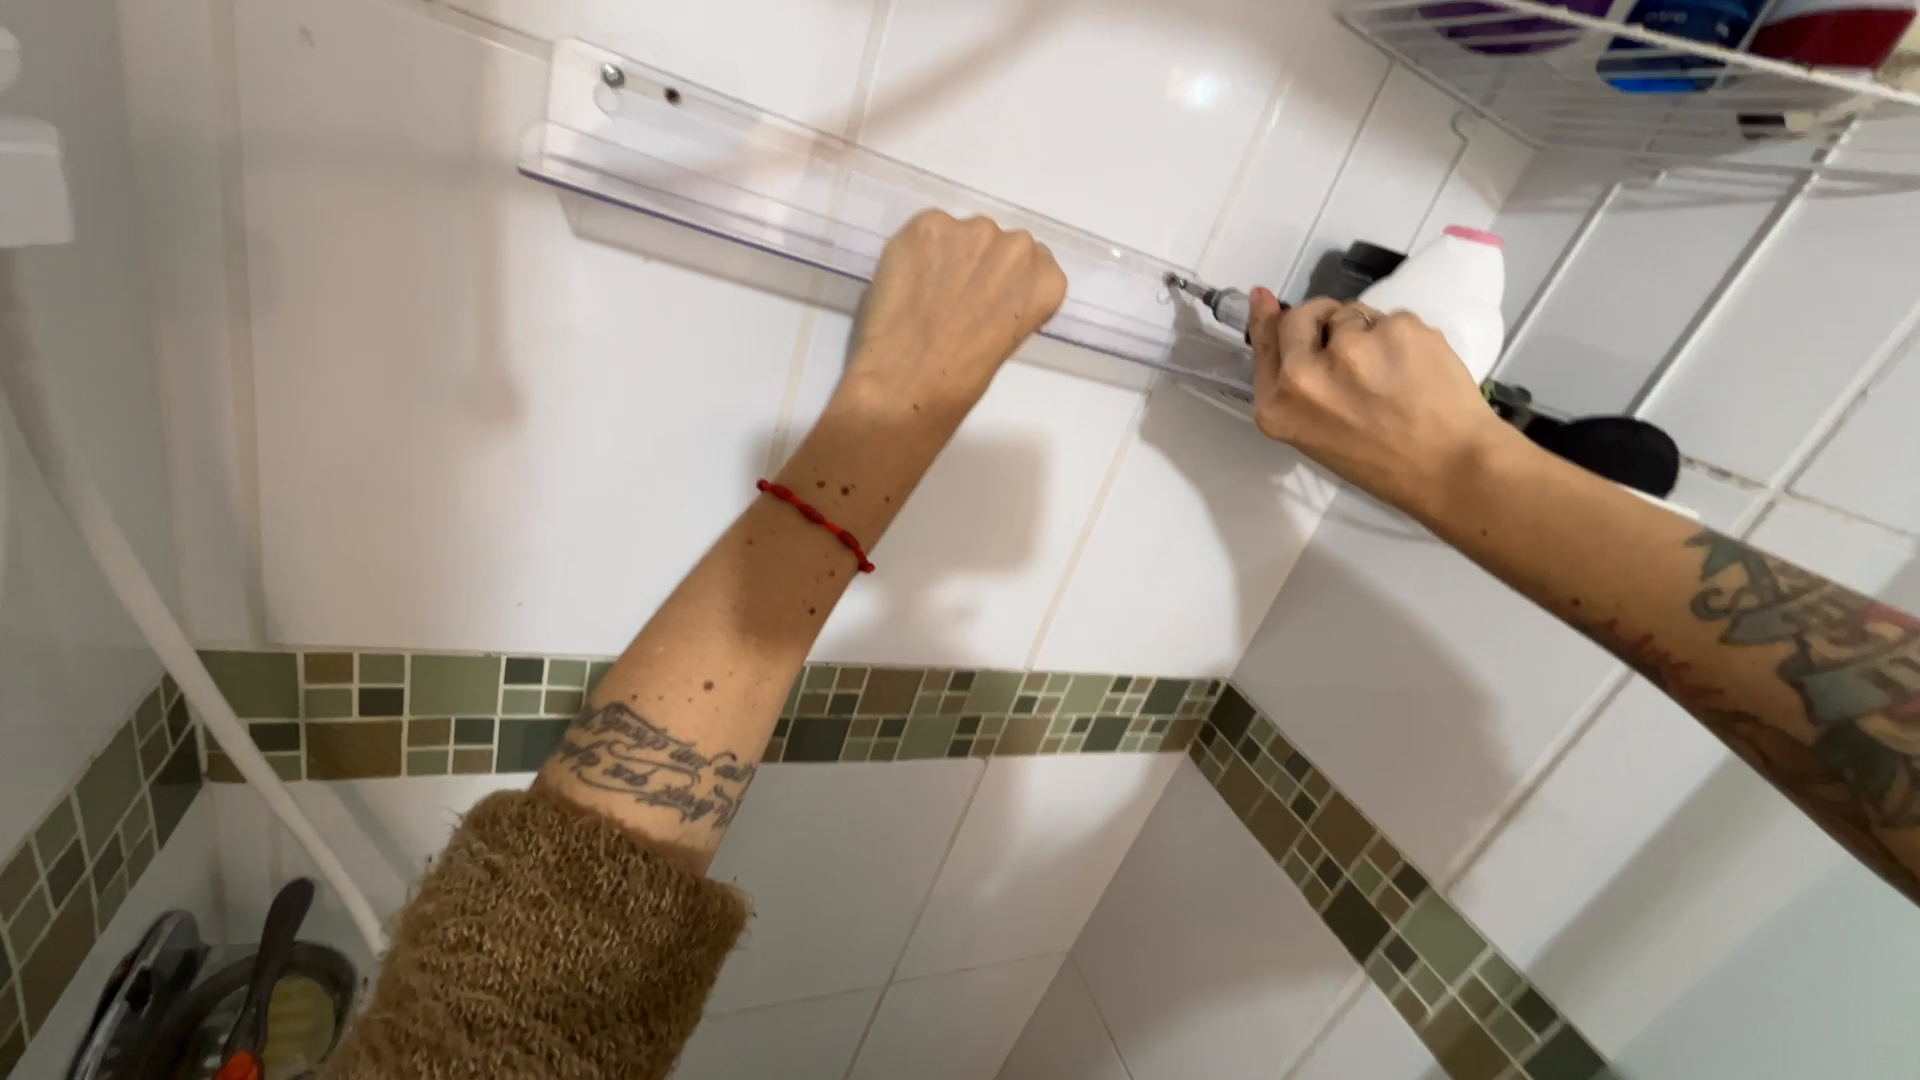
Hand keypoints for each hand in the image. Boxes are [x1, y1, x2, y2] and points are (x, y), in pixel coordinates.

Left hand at [841, 210, 1067, 420]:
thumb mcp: (1004, 347)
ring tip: (925, 296)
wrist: (904, 384)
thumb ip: (1006, 308)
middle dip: (980, 266)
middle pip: (1000, 245)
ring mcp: (973, 230)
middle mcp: (1018, 247)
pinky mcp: (928, 224)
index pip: (1035, 265)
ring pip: (963, 234)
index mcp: (1047, 283)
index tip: (987, 304)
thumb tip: (982, 294)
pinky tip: (905, 285)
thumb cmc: (959, 385)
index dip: (1006, 284)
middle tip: (954, 301)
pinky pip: (927, 232)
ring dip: (949, 255)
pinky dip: (917, 253)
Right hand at [1246, 288, 1516, 519]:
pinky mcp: (1395, 328)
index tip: (1265, 297)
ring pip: (1350, 313)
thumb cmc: (1377, 462)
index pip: (1265, 347)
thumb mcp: (1314, 433)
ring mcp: (1351, 347)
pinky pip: (1390, 318)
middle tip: (1346, 344)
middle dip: (1320, 320)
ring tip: (1388, 370)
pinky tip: (1414, 367)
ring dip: (1364, 330)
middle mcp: (1304, 374)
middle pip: (1301, 317)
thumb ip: (1295, 385)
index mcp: (1279, 407)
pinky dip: (1401, 337)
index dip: (1266, 319)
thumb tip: (1282, 324)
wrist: (1449, 466)